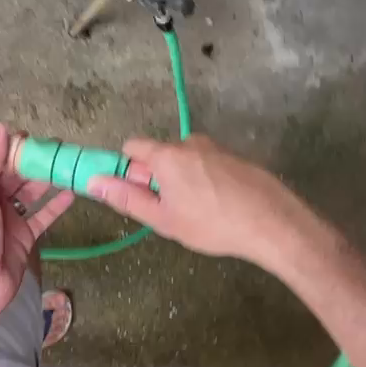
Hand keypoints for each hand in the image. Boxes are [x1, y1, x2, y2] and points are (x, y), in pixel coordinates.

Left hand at [0, 123, 73, 325]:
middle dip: (35, 162)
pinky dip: (56, 205)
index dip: (13, 148)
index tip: (33, 136)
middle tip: (59, 147)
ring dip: (49, 180)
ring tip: (69, 165)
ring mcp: (10, 220)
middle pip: (17, 176)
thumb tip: (0, 128)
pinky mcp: (25, 237)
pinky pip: (43, 216)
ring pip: (32, 194)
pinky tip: (73, 192)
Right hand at [86, 134, 325, 272]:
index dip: (127, 169)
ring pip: (185, 161)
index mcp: (166, 155)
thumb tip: (93, 182)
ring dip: (182, 180)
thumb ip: (127, 198)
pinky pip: (207, 165)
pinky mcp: (236, 157)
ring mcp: (216, 148)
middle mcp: (189, 142)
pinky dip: (204, 181)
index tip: (137, 193)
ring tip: (197, 211)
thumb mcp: (162, 218)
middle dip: (157, 178)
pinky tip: (219, 206)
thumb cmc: (211, 224)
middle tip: (170, 210)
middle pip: (159, 154)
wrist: (272, 223)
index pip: (132, 147)